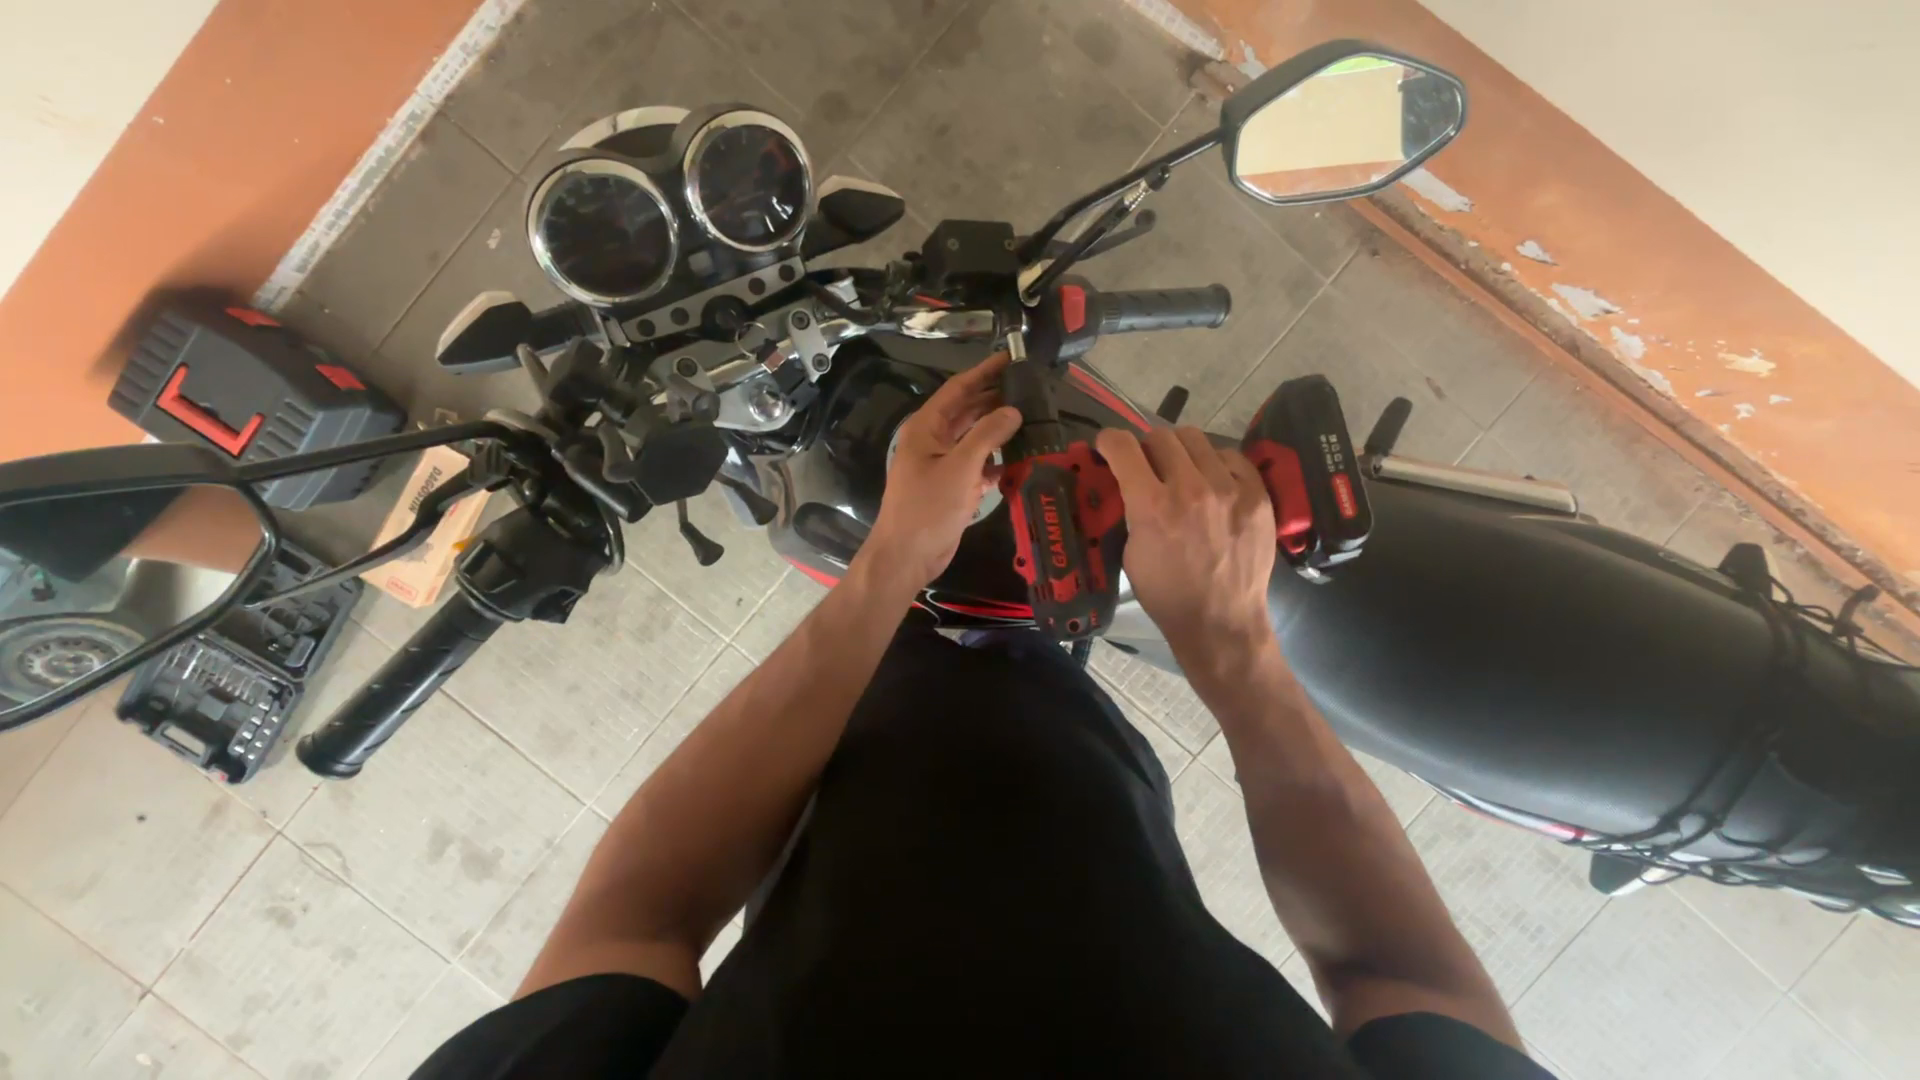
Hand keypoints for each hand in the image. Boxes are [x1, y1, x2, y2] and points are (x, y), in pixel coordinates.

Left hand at [864, 353, 1022, 588]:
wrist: (907, 555)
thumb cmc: (927, 508)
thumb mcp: (960, 467)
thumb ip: (987, 435)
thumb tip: (1013, 410)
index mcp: (927, 427)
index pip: (958, 389)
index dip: (984, 371)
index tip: (1012, 357)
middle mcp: (934, 440)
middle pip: (968, 411)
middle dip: (997, 398)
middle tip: (1032, 388)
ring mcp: (944, 464)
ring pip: (976, 438)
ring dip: (1001, 429)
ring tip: (1034, 418)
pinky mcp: (954, 487)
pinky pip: (980, 465)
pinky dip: (999, 460)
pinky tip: (1023, 458)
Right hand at [1096, 426, 1277, 668]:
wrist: (1221, 620)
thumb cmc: (1167, 595)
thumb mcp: (1131, 554)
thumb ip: (1130, 511)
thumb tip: (1128, 485)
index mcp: (1151, 505)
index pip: (1123, 446)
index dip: (1109, 440)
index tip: (1107, 446)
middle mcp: (1190, 488)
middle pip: (1161, 436)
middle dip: (1145, 446)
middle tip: (1146, 464)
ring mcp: (1229, 488)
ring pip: (1197, 439)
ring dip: (1180, 451)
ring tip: (1181, 470)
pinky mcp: (1257, 495)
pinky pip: (1232, 457)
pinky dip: (1216, 463)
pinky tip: (1212, 481)